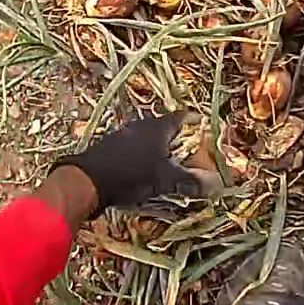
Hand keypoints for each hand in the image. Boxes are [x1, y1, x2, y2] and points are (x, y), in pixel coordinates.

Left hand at [51, 112, 208, 217]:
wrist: (87, 181)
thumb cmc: (131, 175)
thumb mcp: (164, 180)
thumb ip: (190, 181)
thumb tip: (217, 186)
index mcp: (157, 127)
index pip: (181, 118)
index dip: (194, 123)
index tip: (205, 128)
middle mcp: (140, 126)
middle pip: (164, 127)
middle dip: (177, 137)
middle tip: (190, 148)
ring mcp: (122, 136)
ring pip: (147, 138)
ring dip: (158, 147)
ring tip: (168, 160)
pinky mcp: (109, 149)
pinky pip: (133, 148)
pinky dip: (143, 156)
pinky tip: (143, 169)